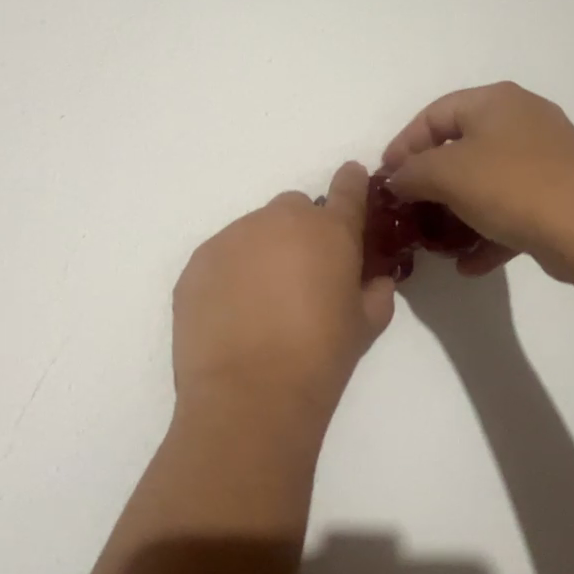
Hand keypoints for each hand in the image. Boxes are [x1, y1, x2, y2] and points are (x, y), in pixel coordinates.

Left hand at [172, 163, 396, 439]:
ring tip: (261, 301)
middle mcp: (279, 221)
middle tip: (301, 275)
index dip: (351, 183)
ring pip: (253, 231)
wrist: (250, 394)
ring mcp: (232, 238)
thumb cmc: (320, 358)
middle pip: (293, 209)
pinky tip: (232, 313)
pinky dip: (230, 274)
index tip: (351, 179)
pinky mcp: (197, 263)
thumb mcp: (366, 326)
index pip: (346, 189)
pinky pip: (221, 256)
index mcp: (329, 231)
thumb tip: (375, 281)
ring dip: (262, 252)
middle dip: (301, 231)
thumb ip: (376, 293)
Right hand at [382, 82, 573, 279]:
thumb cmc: (512, 187)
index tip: (385, 179)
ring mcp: (546, 158)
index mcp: (496, 101)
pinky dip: (488, 232)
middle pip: (462, 147)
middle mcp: (523, 120)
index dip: (403, 144)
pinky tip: (469, 264)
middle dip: (431, 183)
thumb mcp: (447, 175)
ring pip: (487, 182)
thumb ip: (411, 173)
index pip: (434, 114)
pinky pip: (512, 208)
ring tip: (437, 241)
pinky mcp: (559, 194)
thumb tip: (396, 179)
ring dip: (458, 212)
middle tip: (409, 210)